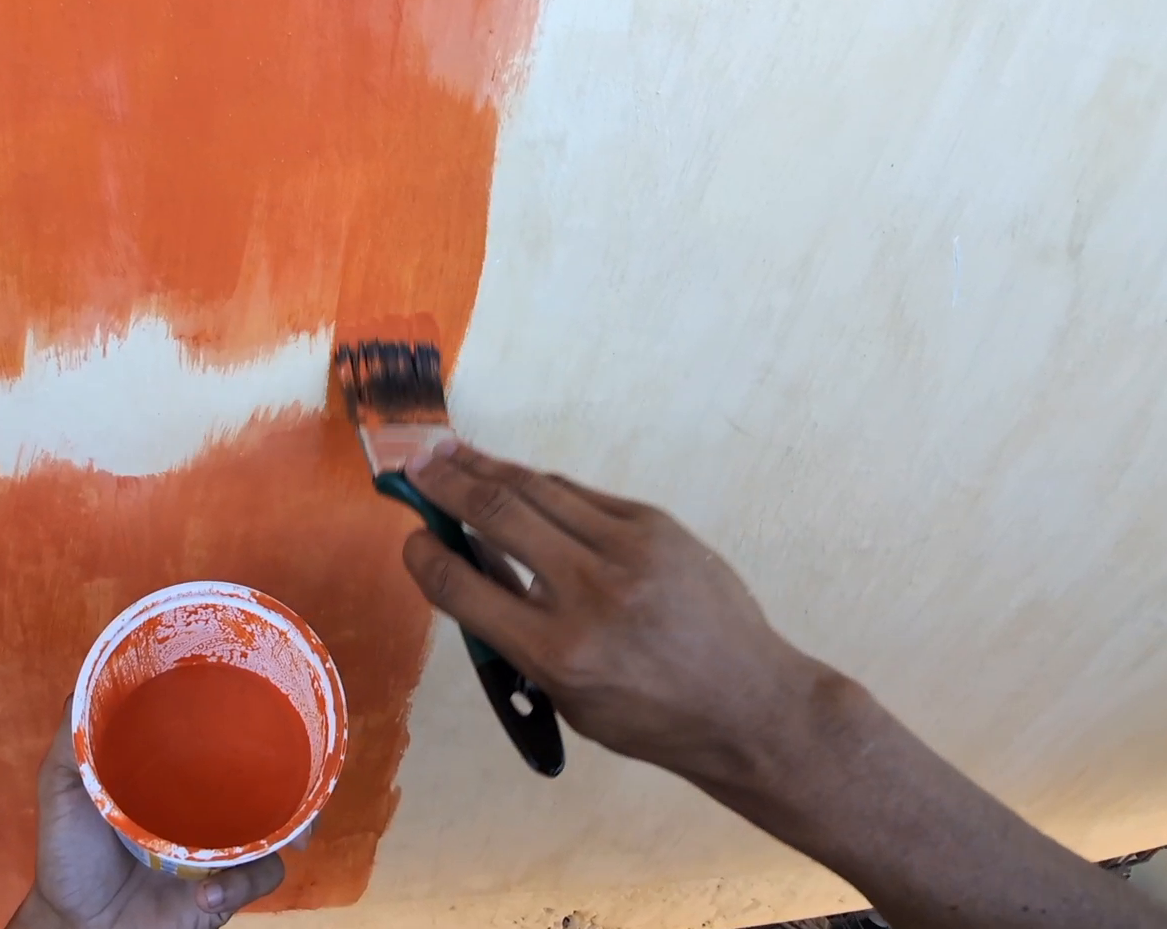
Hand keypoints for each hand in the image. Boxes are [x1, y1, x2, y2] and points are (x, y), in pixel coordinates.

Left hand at [9, 701, 288, 928]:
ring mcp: (219, 842)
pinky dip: (242, 884)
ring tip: (291, 835)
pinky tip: (208, 894)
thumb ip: (73, 740)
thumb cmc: (70, 852)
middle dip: (288, 765)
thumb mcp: (61, 786)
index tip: (252, 691)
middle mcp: (204, 798)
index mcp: (175, 768)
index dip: (238, 712)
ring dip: (283, 827)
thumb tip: (85, 684)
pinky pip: (261, 876)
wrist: (79, 926)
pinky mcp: (227, 886)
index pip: (215, 730)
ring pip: (275, 823)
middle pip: (260, 770)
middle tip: (294, 761)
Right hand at [399, 441, 834, 786]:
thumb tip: (465, 556)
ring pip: (534, 488)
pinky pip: (575, 493)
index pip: (463, 586)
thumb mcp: (563, 695)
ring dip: (482, 465)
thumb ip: (509, 628)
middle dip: (445, 483)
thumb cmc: (647, 715)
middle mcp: (588, 592)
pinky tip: (510, 476)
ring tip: (448, 451)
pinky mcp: (654, 523)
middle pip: (497, 514)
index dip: (425, 555)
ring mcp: (627, 549)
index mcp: (557, 652)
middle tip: (413, 464)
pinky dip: (533, 484)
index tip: (411, 537)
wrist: (754, 706)